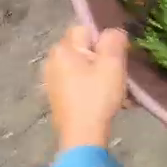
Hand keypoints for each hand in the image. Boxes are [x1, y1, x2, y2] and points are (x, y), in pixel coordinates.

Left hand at [44, 25, 129, 151]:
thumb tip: (113, 33)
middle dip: (100, 57)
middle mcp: (52, 60)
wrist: (82, 137)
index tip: (115, 58)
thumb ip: (114, 39)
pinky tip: (100, 100)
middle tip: (115, 74)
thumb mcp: (112, 63)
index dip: (103, 41)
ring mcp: (51, 80)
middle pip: (83, 48)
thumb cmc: (97, 97)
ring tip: (111, 90)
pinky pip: (76, 82)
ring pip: (81, 66)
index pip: (86, 29)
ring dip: (97, 73)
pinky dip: (89, 87)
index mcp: (62, 48)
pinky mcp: (55, 97)